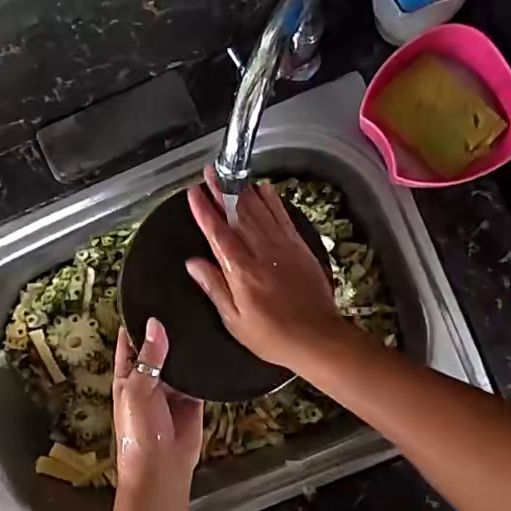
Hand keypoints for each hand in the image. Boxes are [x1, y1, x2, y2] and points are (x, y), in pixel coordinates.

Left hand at [112, 317, 204, 492]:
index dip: (137, 322)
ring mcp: (172, 388)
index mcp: (127, 375)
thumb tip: (156, 324)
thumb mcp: (138, 389)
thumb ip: (150, 357)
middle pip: (159, 347)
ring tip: (201, 317)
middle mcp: (149, 378)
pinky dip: (204, 366)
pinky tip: (213, 346)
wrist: (162, 467)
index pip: (130, 341)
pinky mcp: (193, 398)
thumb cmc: (138, 431)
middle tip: (183, 302)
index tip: (149, 296)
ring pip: (180, 360)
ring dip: (187, 347)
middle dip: (168, 330)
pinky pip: (198, 377)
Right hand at [184, 167, 350, 370]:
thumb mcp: (235, 320)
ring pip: (261, 212)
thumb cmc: (273, 336)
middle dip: (222, 192)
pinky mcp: (300, 249)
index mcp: (242, 272)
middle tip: (209, 172)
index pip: (218, 234)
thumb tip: (193, 263)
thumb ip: (215, 287)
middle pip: (239, 215)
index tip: (193, 192)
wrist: (318, 338)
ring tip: (230, 174)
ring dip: (243, 191)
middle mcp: (263, 253)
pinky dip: (273, 201)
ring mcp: (284, 248)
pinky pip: (284, 218)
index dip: (204, 211)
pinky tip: (264, 189)